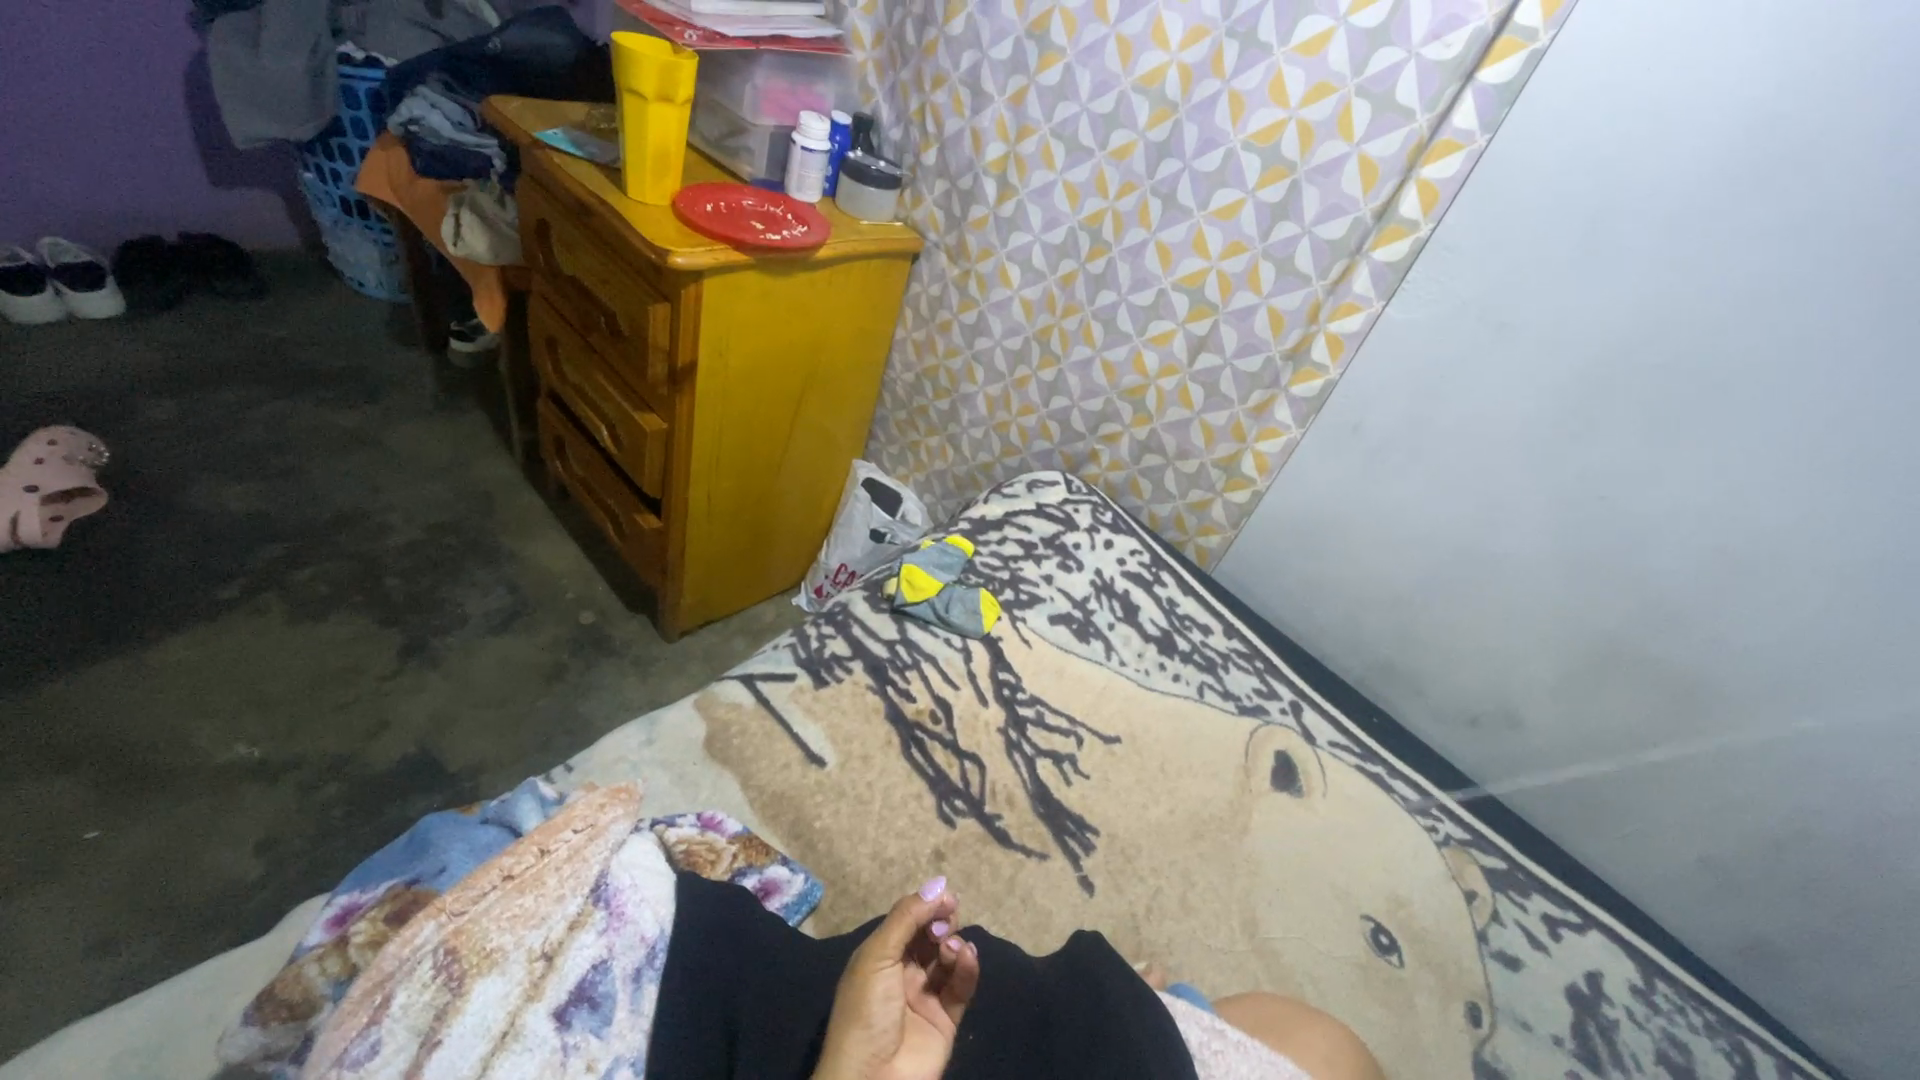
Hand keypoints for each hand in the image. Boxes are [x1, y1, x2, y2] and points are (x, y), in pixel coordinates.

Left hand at [812, 877, 980, 1079]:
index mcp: (879, 956)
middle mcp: (902, 973)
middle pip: (930, 937)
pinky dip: (967, 969)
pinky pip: (961, 987)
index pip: (908, 922)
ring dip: (953, 945)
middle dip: (942, 922)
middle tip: (950, 917)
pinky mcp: (945, 1019)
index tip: (946, 896)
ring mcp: (925, 996)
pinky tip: (966, 957)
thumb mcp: (877, 956)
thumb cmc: (865, 1010)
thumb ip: (907, 918)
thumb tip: (937, 883)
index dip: (927, 906)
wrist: (871, 1079)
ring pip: (948, 959)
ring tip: (951, 947)